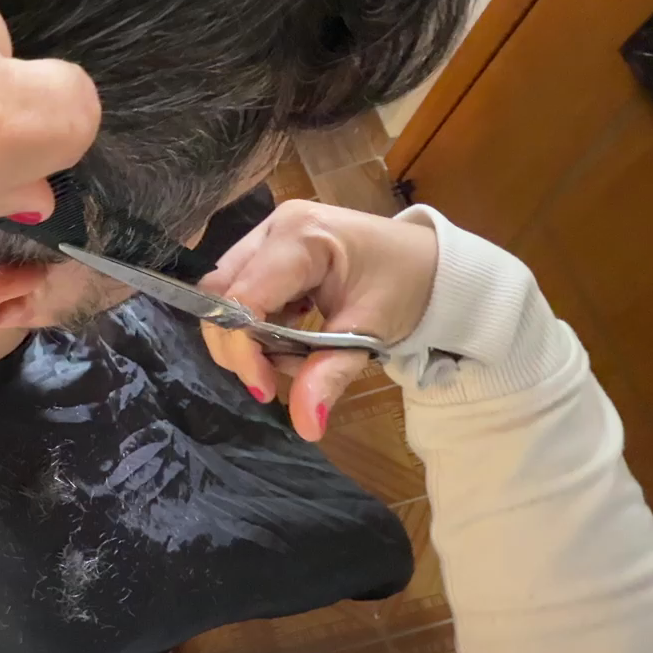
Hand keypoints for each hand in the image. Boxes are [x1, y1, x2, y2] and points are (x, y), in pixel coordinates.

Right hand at [199, 201, 438, 440]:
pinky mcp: (266, 249)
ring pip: (223, 292)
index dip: (241, 347)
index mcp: (302, 238)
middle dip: (235, 342)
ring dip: (245, 335)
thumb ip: (329, 374)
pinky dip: (255, 324)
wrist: (434, 264)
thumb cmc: (408, 288)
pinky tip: (288, 334)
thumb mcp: (370, 333)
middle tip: (267, 377)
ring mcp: (267, 234)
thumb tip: (305, 425)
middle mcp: (274, 227)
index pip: (242, 296)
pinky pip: (239, 290)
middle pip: (219, 290)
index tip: (264, 389)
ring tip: (289, 354)